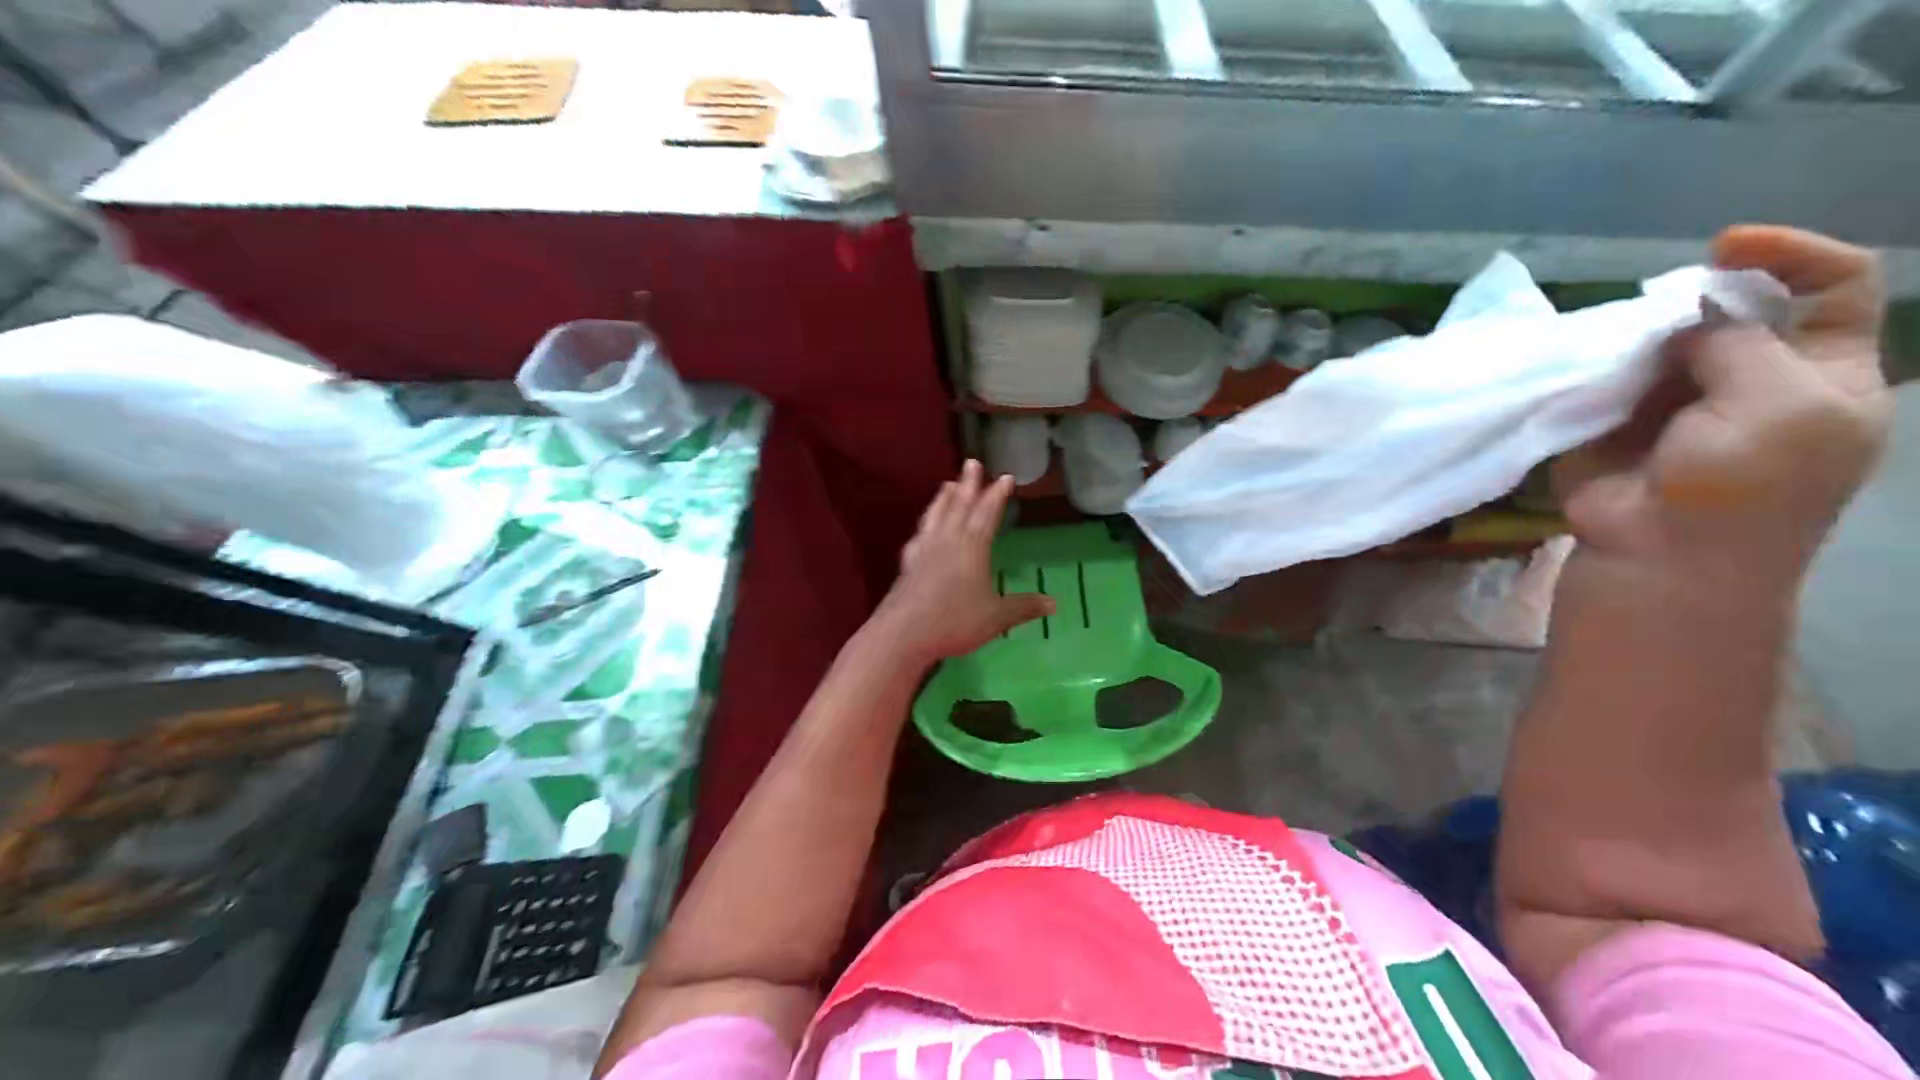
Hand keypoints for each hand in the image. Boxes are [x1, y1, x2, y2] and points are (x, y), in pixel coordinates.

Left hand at [870, 460, 1053, 663]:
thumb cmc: (955, 621)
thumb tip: (1054, 603)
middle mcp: (947, 541)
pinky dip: (924, 527)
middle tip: (971, 462)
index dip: (997, 495)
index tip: (1005, 477)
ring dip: (943, 499)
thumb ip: (1023, 607)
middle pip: (959, 506)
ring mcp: (924, 552)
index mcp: (971, 546)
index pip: (987, 513)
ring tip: (946, 485)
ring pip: (936, 517)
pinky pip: (919, 537)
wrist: (903, 634)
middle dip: (968, 484)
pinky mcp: (908, 566)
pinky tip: (922, 531)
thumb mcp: (997, 617)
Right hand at [1556, 225, 1890, 591]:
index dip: (1789, 255)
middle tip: (1652, 311)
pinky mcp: (1614, 425)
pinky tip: (1581, 366)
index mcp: (1823, 375)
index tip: (1721, 246)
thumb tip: (1681, 321)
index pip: (1833, 287)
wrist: (1658, 555)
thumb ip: (1737, 342)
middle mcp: (1752, 381)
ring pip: (1661, 344)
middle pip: (1735, 311)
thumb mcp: (1779, 401)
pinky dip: (1595, 367)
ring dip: (1637, 338)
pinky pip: (1607, 379)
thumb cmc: (1744, 487)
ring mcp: (1678, 405)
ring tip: (1612, 347)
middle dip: (1697, 301)